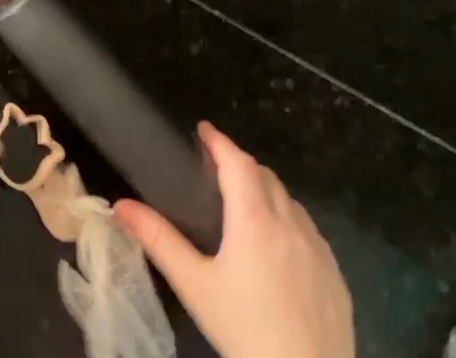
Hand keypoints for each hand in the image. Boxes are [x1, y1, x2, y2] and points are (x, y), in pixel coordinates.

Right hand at [113, 122, 353, 357]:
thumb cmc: (245, 327)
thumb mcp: (193, 284)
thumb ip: (158, 240)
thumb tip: (120, 205)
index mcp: (255, 221)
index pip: (239, 164)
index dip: (220, 142)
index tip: (203, 129)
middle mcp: (291, 226)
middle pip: (266, 177)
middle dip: (241, 163)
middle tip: (214, 167)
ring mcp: (319, 251)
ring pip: (291, 203)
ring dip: (266, 190)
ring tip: (243, 200)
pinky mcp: (335, 276)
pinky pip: (309, 231)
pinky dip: (288, 218)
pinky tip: (276, 243)